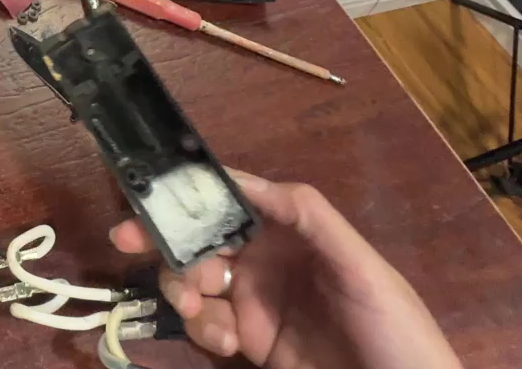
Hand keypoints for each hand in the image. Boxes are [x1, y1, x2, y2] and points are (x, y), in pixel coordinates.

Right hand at [109, 171, 460, 368]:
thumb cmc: (397, 335)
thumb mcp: (364, 270)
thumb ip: (309, 216)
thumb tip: (243, 178)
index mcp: (288, 231)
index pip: (229, 197)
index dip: (187, 190)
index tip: (149, 190)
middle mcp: (264, 258)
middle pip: (198, 234)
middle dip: (161, 234)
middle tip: (124, 239)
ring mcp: (253, 302)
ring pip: (193, 276)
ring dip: (180, 285)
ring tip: (193, 307)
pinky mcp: (249, 343)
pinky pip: (206, 322)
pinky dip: (203, 327)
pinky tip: (223, 342)